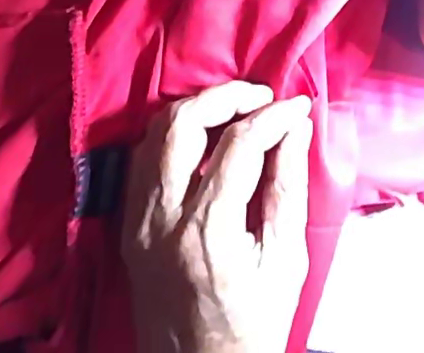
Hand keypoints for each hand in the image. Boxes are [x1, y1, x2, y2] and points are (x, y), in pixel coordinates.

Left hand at [122, 82, 313, 352]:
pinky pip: (143, 154)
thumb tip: (296, 127)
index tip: (296, 105)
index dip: (272, 117)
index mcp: (207, 234)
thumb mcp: (286, 262)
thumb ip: (289, 186)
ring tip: (235, 108)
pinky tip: (203, 133)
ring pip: (156, 130)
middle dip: (226, 96)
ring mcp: (136, 219)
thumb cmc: (251, 328)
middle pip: (183, 123)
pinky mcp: (127, 221)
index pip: (239, 146)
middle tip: (260, 96)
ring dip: (197, 108)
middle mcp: (161, 218)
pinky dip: (173, 132)